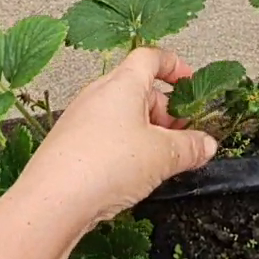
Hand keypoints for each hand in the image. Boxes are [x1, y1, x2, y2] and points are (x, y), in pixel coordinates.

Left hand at [18, 47, 218, 231]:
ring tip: (162, 162)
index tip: (191, 83)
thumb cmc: (105, 164)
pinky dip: (126, 147)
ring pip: (124, 116)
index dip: (175, 66)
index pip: (151, 57)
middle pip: (140, 90)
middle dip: (166, 112)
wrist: (52, 201)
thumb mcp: (162, 156)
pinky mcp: (71, 143)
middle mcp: (98, 94)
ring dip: (148, 133)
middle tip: (184, 138)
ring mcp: (81, 118)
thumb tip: (206, 144)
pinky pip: (106, 135)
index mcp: (122, 83)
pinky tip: (133, 175)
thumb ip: (190, 146)